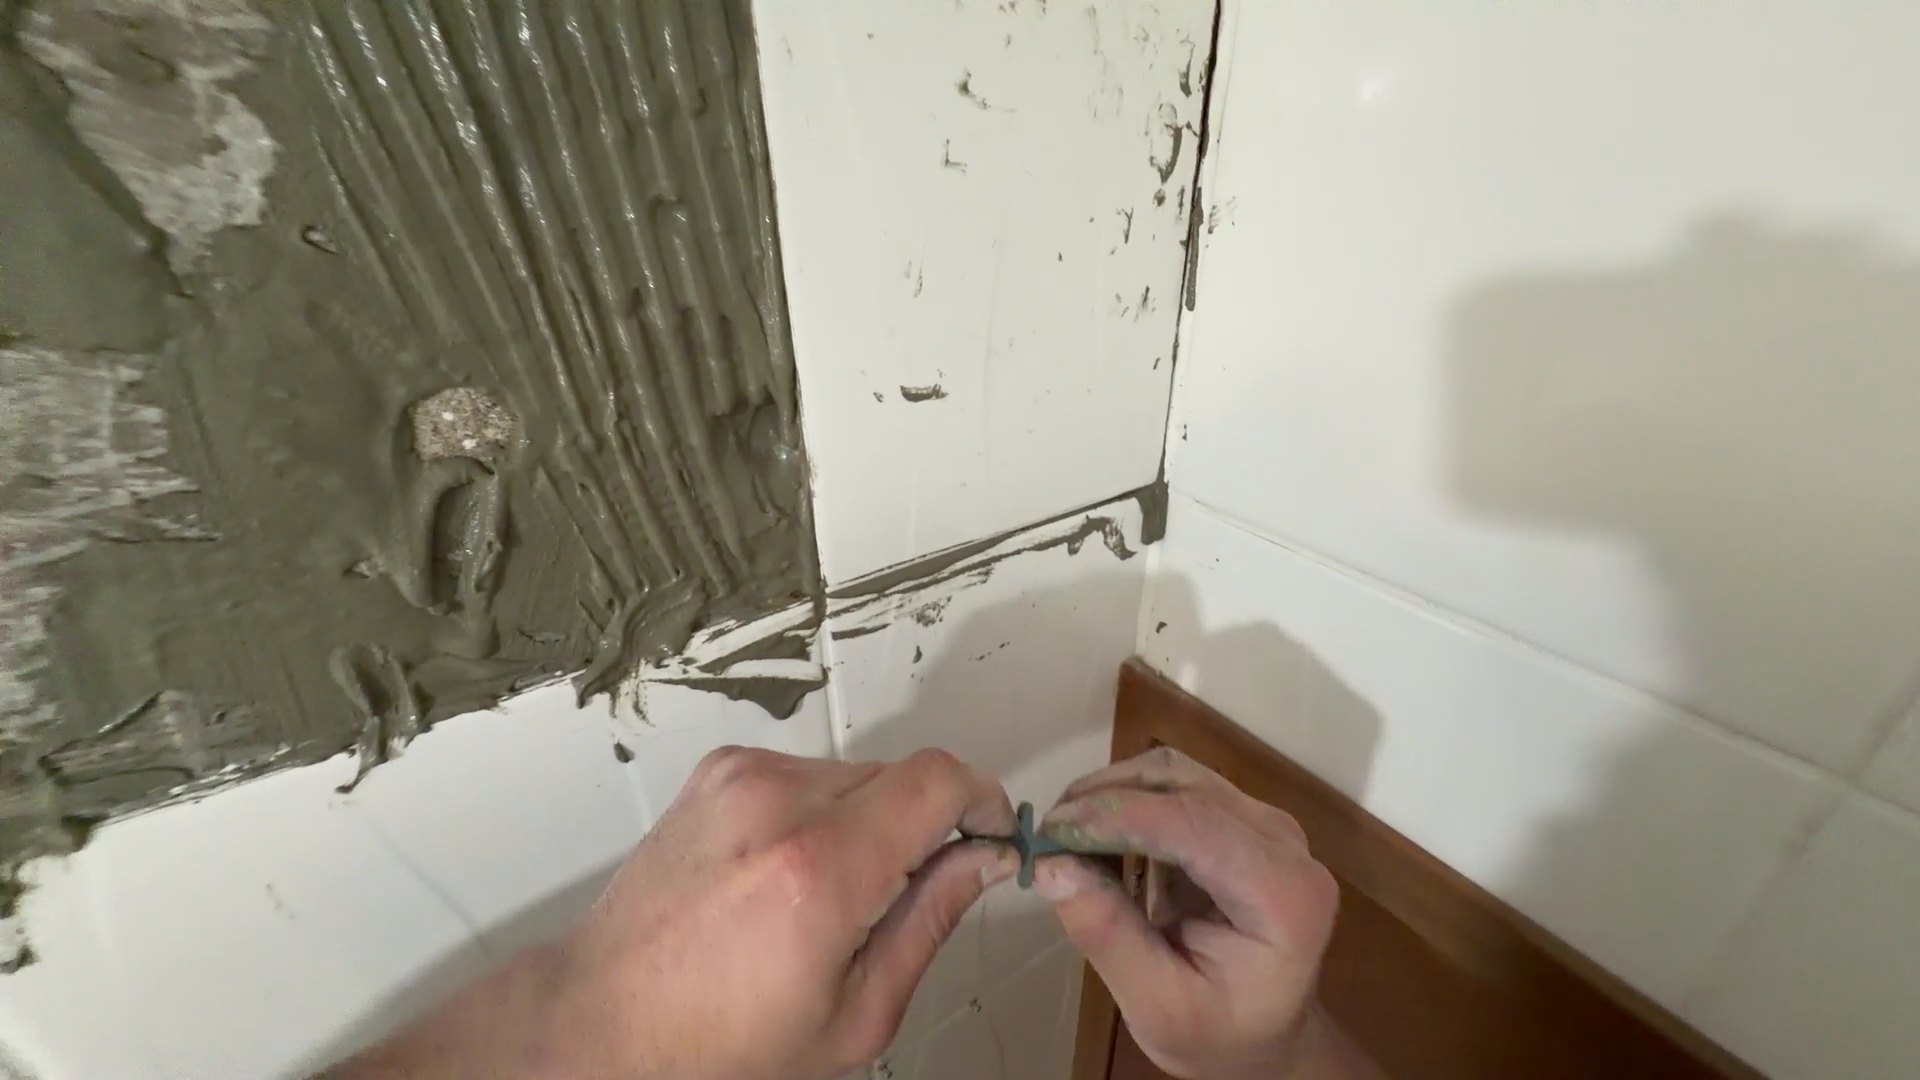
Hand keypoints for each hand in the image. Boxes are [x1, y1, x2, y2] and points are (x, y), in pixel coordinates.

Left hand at [327, 747, 1018, 1079]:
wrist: (595, 1026)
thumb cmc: (725, 1052)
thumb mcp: (854, 1017)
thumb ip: (931, 918)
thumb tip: (985, 855)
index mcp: (820, 871)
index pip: (937, 780)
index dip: (980, 796)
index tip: (988, 831)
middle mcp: (780, 801)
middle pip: (902, 775)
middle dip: (921, 822)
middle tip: (900, 888)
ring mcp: (745, 773)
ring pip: (857, 772)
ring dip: (868, 817)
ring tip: (828, 888)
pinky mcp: (723, 766)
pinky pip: (809, 772)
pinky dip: (821, 809)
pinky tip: (785, 866)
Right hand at [1034, 747, 1368, 1079]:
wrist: (1266, 1037)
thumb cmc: (1220, 1033)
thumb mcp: (1159, 1009)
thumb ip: (1109, 935)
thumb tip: (1050, 864)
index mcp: (1284, 894)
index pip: (1193, 823)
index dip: (1117, 815)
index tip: (1051, 832)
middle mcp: (1282, 841)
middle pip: (1181, 783)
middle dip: (1104, 796)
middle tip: (1047, 833)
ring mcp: (1261, 820)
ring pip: (1170, 772)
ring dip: (1109, 792)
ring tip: (1065, 833)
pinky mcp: (1236, 813)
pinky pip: (1169, 784)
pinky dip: (1122, 799)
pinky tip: (1094, 835)